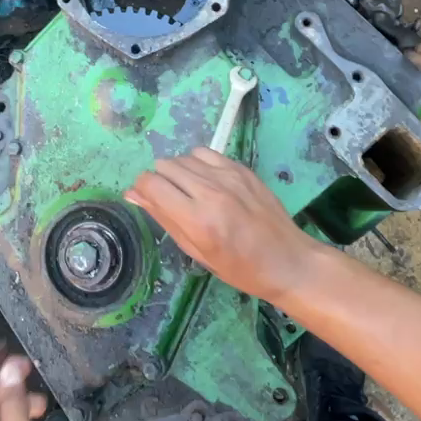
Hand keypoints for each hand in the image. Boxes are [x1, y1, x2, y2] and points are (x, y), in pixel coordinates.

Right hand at [125, 147, 328, 302]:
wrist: (287, 261)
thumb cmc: (240, 268)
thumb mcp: (196, 252)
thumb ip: (163, 218)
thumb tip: (132, 194)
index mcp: (197, 219)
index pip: (152, 184)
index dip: (142, 189)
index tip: (147, 199)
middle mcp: (210, 192)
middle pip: (165, 165)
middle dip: (159, 180)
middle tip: (171, 199)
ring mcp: (228, 176)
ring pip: (183, 157)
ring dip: (178, 171)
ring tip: (190, 191)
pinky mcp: (240, 168)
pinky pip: (205, 152)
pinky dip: (197, 163)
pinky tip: (206, 181)